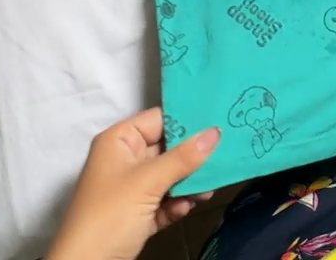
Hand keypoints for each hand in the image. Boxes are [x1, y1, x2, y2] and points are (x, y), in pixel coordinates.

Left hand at [44, 108, 220, 259]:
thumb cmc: (111, 215)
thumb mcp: (148, 182)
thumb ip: (183, 157)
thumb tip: (215, 132)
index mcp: (119, 141)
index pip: (158, 120)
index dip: (186, 120)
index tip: (218, 119)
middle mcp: (124, 160)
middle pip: (166, 149)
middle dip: (193, 156)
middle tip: (224, 155)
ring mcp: (130, 189)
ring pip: (167, 177)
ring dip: (188, 182)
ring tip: (211, 188)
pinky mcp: (135, 216)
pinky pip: (163, 201)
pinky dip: (177, 203)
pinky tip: (190, 207)